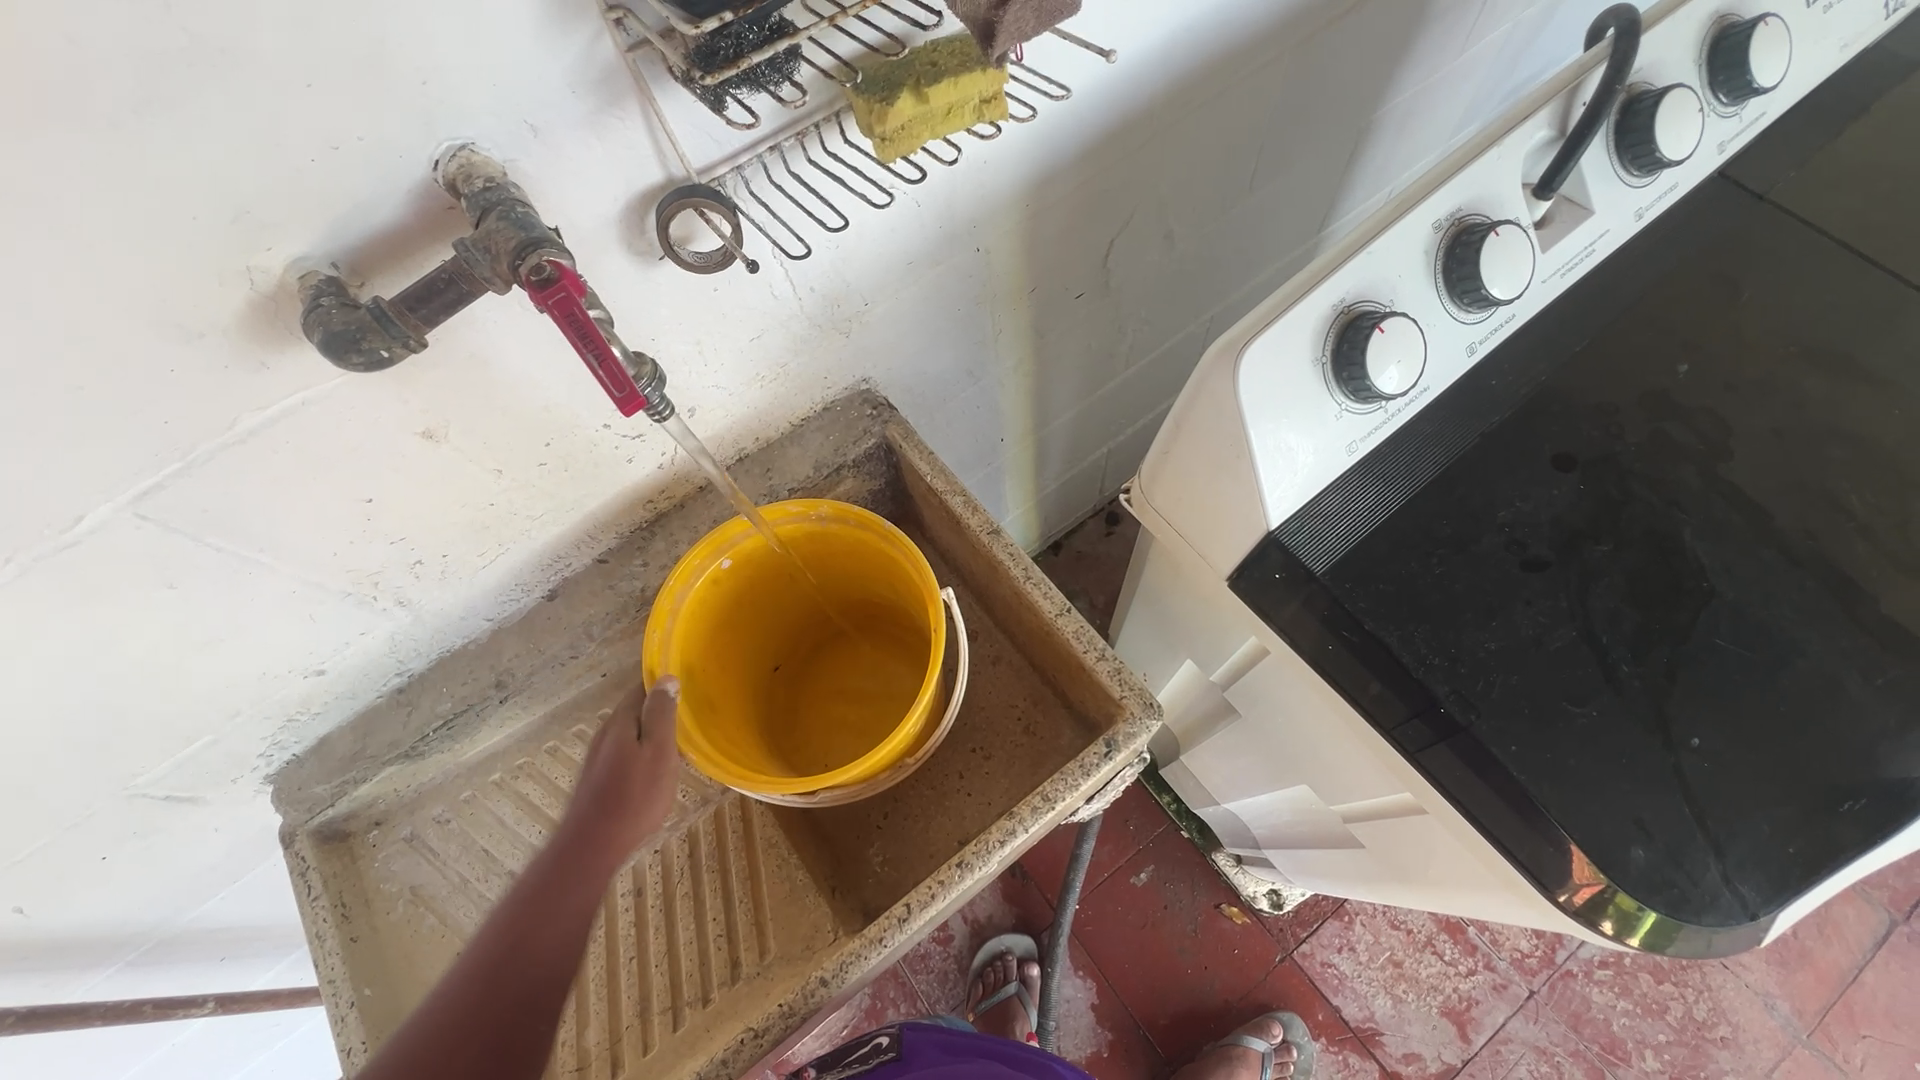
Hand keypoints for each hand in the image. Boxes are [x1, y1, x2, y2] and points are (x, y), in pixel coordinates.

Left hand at [560, 676, 681, 871]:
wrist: (593, 845)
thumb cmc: (634, 796)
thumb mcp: (658, 751)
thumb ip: (662, 714)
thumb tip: (666, 677)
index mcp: (621, 722)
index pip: (641, 688)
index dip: (663, 684)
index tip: (689, 687)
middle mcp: (605, 734)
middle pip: (635, 710)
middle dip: (660, 709)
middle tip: (690, 715)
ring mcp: (599, 757)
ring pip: (630, 733)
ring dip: (652, 732)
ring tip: (679, 741)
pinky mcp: (599, 778)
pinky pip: (626, 752)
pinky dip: (643, 751)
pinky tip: (656, 768)